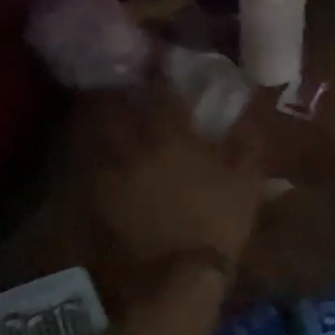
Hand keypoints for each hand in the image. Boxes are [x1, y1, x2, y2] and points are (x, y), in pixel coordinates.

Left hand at [80, 73, 263, 272]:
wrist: (174, 276)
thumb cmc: (215, 222)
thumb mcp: (246, 179)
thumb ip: (247, 139)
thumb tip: (250, 109)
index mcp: (168, 129)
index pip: (156, 83)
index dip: (154, 66)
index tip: (156, 57)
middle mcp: (130, 139)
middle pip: (111, 98)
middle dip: (116, 86)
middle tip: (122, 82)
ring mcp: (105, 166)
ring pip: (92, 126)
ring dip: (97, 114)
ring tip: (106, 112)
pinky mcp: (92, 194)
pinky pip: (84, 159)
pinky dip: (89, 149)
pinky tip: (100, 152)